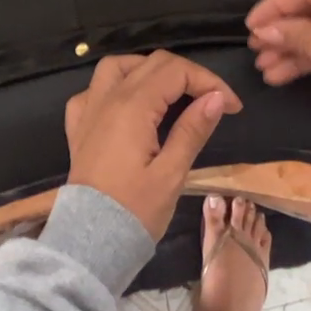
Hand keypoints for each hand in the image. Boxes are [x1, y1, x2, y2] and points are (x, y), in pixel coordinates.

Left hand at [64, 51, 243, 237]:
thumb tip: (216, 98)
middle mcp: (108, 98)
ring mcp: (88, 111)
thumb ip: (192, 130)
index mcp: (133, 106)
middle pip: (152, 63)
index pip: (177, 72)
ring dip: (147, 70)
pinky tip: (125, 105)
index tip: (232, 106)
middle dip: (187, 75)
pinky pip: (92, 91)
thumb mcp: (172, 174)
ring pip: (117, 67)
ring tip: (170, 91)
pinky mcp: (78, 129)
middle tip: (212, 101)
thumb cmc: (134, 212)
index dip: (209, 82)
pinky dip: (112, 88)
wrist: (89, 247)